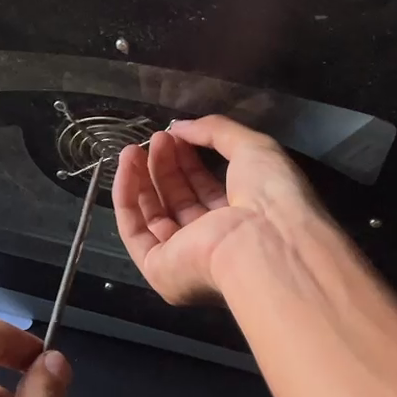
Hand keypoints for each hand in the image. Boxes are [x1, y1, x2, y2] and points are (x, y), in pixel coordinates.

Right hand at [111, 114, 326, 304]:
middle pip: (178, 199)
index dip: (188, 161)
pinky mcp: (159, 269)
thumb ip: (216, 131)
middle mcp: (212, 242)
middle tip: (155, 138)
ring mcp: (183, 258)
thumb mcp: (253, 148)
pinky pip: (135, 231)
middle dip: (164, 166)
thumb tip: (180, 126)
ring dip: (140, 178)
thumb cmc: (270, 196)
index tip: (174, 135)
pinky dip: (126, 197)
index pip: (206, 190)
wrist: (266, 242)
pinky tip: (126, 168)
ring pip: (153, 214)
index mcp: (243, 222)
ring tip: (132, 149)